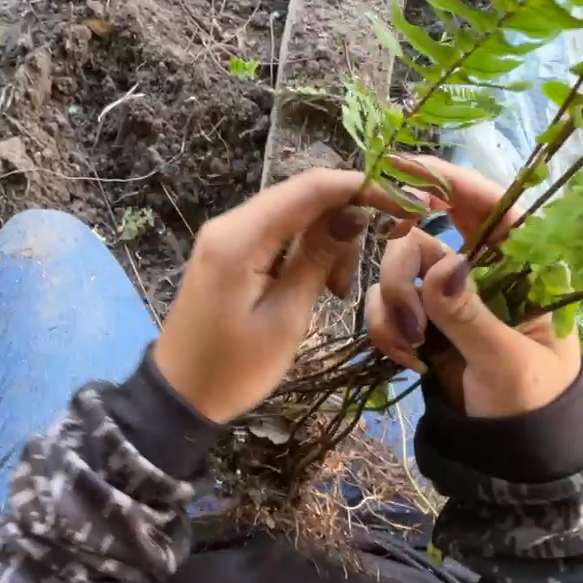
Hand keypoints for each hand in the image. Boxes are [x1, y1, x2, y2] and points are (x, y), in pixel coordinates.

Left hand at [154, 169, 419, 422]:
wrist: (178, 395)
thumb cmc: (232, 369)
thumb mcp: (285, 319)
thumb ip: (316, 259)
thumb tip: (352, 212)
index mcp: (239, 238)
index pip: (310, 188)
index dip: (361, 187)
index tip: (405, 201)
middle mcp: (229, 224)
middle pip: (302, 196)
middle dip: (345, 218)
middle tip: (368, 264)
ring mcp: (225, 237)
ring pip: (292, 214)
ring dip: (326, 240)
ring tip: (338, 290)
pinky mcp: (227, 252)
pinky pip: (276, 234)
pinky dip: (304, 250)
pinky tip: (318, 283)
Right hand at [364, 156, 579, 418]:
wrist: (507, 450)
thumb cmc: (531, 402)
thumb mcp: (508, 364)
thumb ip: (472, 317)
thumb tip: (438, 269)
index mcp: (525, 267)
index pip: (491, 207)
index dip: (449, 180)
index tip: (401, 168)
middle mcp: (481, 269)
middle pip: (426, 231)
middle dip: (403, 265)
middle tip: (404, 309)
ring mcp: (445, 292)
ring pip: (396, 266)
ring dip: (392, 305)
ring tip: (412, 348)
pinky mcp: (418, 315)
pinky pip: (383, 301)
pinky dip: (384, 328)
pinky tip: (406, 359)